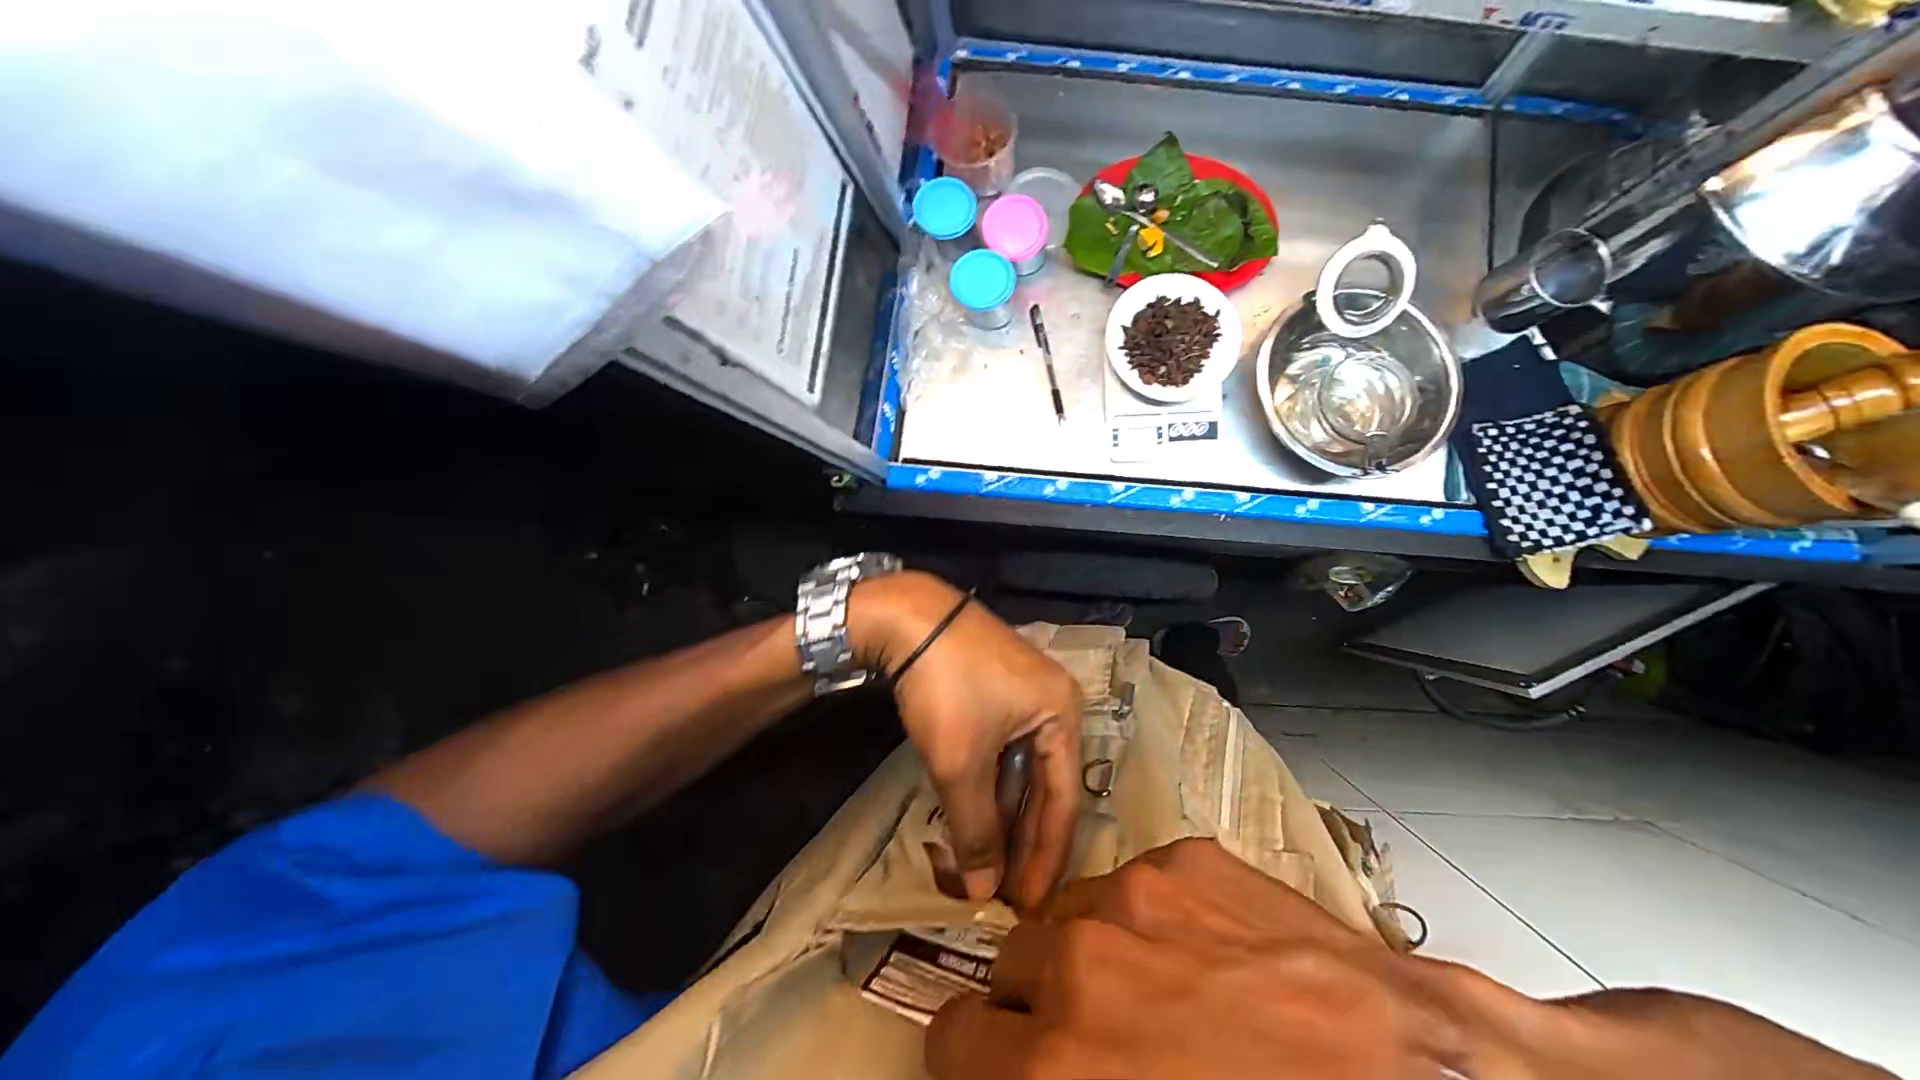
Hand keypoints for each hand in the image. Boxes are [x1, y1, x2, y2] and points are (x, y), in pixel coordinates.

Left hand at [850, 572, 1082, 910]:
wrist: (905, 615)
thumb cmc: (946, 688)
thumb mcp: (960, 763)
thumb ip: (975, 827)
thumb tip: (982, 890)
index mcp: (1062, 715)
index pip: (1064, 800)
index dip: (1047, 855)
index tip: (1031, 903)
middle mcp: (1053, 702)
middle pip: (1045, 785)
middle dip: (1026, 839)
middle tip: (1011, 891)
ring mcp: (1023, 691)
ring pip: (1020, 767)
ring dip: (1005, 813)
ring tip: (992, 862)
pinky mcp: (993, 686)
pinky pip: (1002, 747)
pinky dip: (990, 782)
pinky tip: (977, 813)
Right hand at [927, 838, 1897, 1079]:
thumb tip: (1032, 1072)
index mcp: (1055, 1065)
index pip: (951, 1038)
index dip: (977, 1058)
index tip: (1011, 1065)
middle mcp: (1076, 961)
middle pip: (1006, 964)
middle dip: (1035, 1003)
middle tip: (1100, 1038)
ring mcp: (1133, 894)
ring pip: (1063, 914)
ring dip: (1088, 952)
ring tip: (1162, 993)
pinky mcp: (1184, 857)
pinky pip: (1131, 888)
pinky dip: (1148, 922)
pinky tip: (1213, 957)